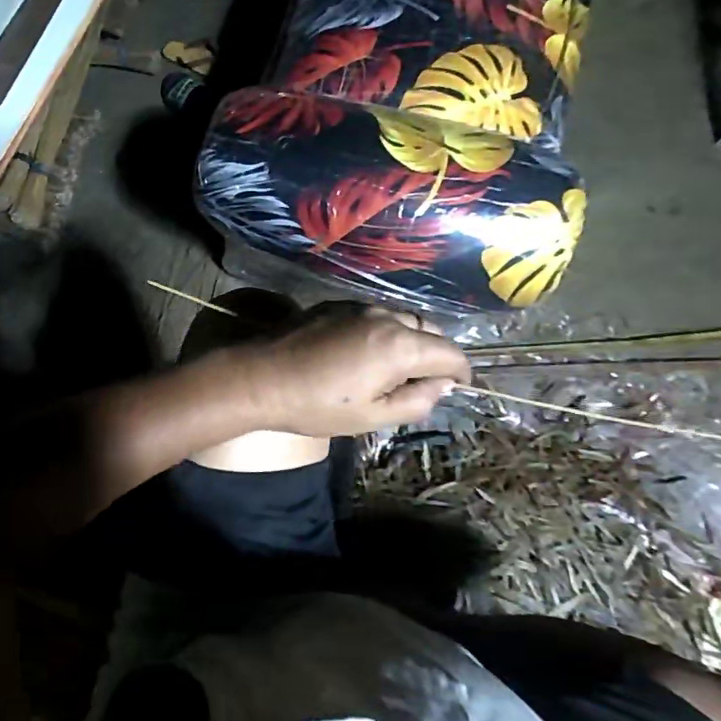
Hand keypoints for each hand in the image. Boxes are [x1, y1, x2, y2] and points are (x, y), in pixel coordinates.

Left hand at [226, 304, 470, 436]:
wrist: (259, 378)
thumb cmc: (316, 405)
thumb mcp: (373, 416)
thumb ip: (417, 400)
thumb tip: (442, 385)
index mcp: (399, 344)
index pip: (450, 352)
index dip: (461, 371)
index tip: (459, 387)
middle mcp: (383, 316)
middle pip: (428, 329)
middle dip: (435, 354)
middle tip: (423, 383)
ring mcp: (357, 306)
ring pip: (400, 318)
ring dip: (408, 340)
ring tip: (391, 370)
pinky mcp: (334, 304)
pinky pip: (373, 315)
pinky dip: (382, 331)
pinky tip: (362, 354)